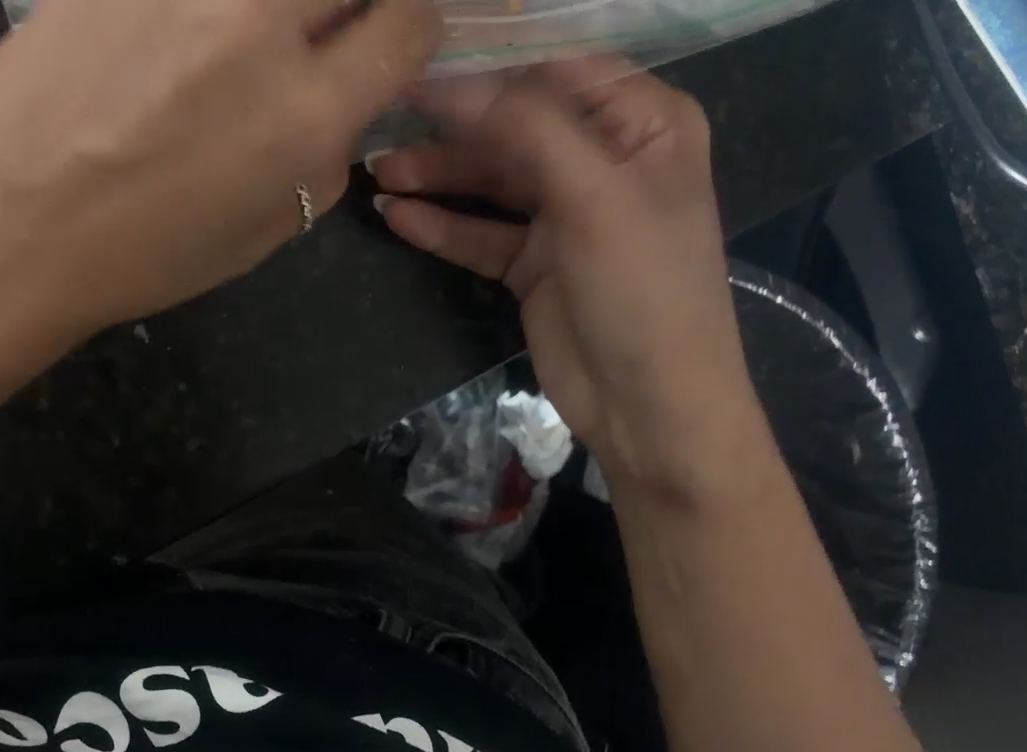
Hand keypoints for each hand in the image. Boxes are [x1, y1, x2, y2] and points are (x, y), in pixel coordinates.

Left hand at [0, 0, 442, 348]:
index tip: (390, 37)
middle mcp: (259, 27)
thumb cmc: (143, 255)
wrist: (13, 228)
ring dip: (270, 9)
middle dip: (350, 2)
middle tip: (315, 33)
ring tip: (236, 49)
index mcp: (305, 116)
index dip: (413, 25)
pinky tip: (173, 44)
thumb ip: (321, 163)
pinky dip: (198, 10)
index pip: (409, 22)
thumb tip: (342, 115)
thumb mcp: (259, 236)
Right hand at [369, 60, 768, 503]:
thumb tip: (454, 85)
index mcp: (643, 124)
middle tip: (384, 126)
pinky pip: (481, 235)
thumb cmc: (643, 290)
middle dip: (452, 129)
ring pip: (491, 183)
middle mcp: (604, 161)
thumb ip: (529, 130)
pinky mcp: (534, 267)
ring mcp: (566, 217)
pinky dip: (443, 226)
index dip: (489, 71)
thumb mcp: (596, 197)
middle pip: (516, 128)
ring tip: (377, 174)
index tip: (420, 71)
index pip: (556, 73)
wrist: (649, 405)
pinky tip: (398, 216)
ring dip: (437, 178)